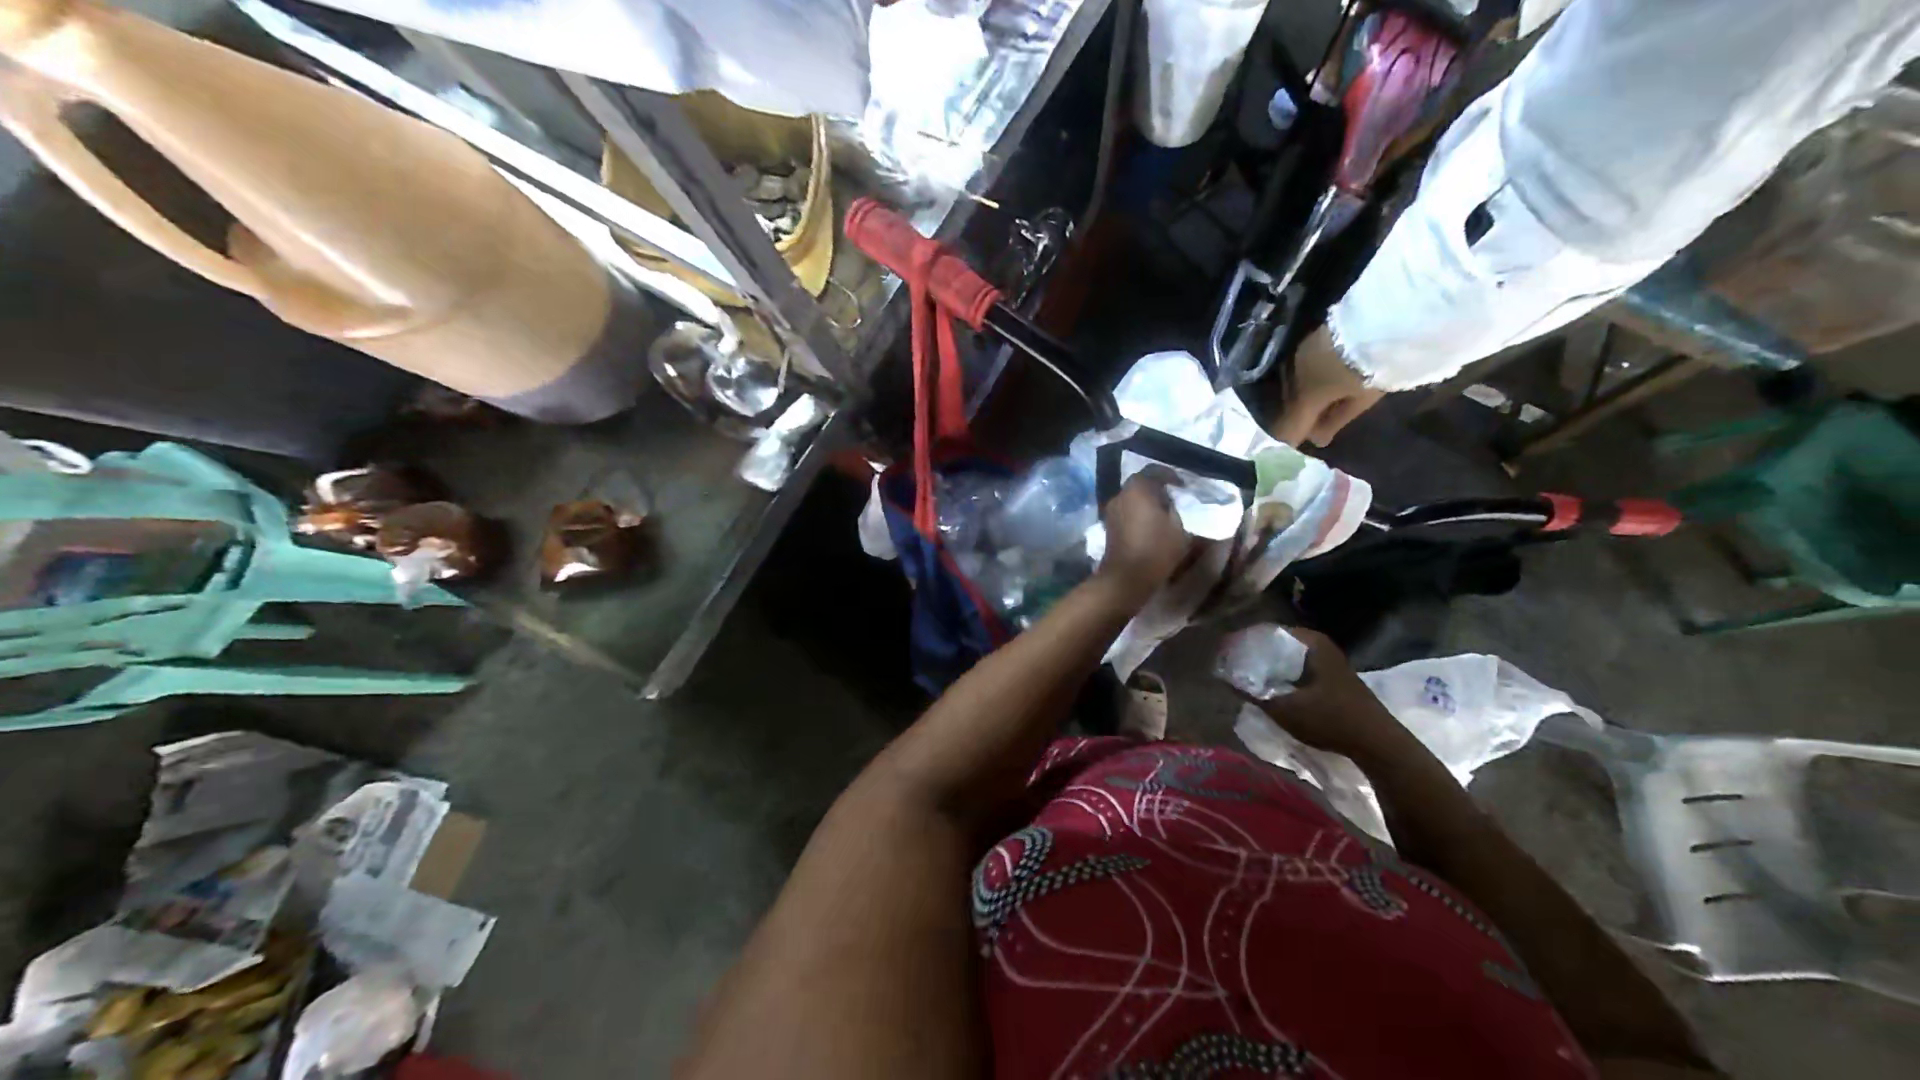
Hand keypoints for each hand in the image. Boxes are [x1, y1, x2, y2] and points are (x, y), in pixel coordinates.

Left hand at [1094, 470, 1192, 601]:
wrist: (1126, 577)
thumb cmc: (1156, 549)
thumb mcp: (1179, 527)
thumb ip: (1180, 507)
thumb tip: (1178, 501)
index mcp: (1138, 488)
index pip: (1154, 471)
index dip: (1171, 476)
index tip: (1183, 487)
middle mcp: (1120, 494)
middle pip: (1141, 484)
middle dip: (1158, 490)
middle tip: (1176, 500)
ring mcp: (1111, 510)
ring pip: (1132, 499)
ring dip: (1147, 503)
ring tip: (1164, 515)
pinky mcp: (1108, 526)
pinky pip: (1126, 512)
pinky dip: (1138, 514)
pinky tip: (1150, 526)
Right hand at [1241, 627, 1410, 765]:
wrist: (1377, 743)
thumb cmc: (1330, 719)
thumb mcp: (1283, 708)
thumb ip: (1252, 691)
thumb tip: (1224, 677)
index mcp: (1309, 641)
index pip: (1264, 631)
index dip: (1242, 643)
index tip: (1223, 656)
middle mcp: (1319, 644)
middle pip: (1275, 644)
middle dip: (1253, 656)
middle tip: (1231, 669)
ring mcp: (1328, 660)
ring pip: (1286, 657)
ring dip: (1267, 668)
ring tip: (1246, 680)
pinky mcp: (1331, 677)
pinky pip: (1297, 668)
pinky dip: (1281, 676)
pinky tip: (1270, 690)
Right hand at [1270, 327, 1383, 446]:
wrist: (1376, 319)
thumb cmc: (1371, 368)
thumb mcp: (1360, 400)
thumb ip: (1335, 422)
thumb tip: (1317, 440)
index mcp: (1303, 401)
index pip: (1287, 430)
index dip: (1297, 436)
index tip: (1311, 436)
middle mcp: (1289, 382)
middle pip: (1287, 407)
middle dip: (1301, 414)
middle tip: (1320, 417)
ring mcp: (1293, 360)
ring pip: (1290, 386)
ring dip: (1303, 393)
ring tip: (1323, 393)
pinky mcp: (1301, 343)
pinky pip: (1295, 369)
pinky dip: (1305, 377)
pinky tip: (1322, 374)